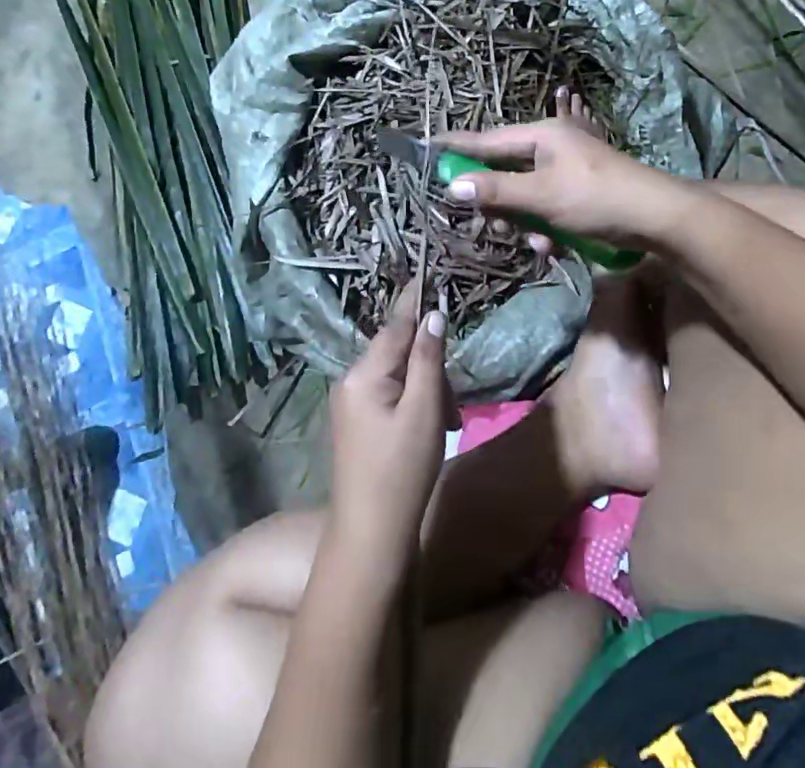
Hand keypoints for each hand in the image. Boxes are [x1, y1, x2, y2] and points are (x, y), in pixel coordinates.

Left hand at [327, 287, 449, 561]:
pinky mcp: (356, 424)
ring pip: (397, 377)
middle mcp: (350, 382)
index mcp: (363, 374)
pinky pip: (389, 397)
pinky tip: (431, 430)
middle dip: (429, 367)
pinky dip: (414, 405)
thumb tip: (432, 315)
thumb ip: (428, 360)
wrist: (372, 533)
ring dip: (426, 390)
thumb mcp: (425, 410)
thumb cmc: (403, 469)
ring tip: (448, 424)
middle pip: (397, 353)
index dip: (414, 302)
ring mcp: (350, 404)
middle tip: (454, 403)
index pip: (394, 326)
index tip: (425, 272)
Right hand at [437, 120, 692, 248]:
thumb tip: (454, 185)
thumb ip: (497, 190)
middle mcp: (549, 149)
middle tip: (491, 226)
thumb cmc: (596, 198)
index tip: (426, 149)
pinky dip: (543, 228)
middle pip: (502, 173)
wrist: (657, 219)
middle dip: (497, 204)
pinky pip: (543, 210)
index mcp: (541, 136)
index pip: (487, 140)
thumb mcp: (541, 195)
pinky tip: (552, 246)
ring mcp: (563, 173)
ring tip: (535, 242)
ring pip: (522, 197)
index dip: (456, 147)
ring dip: (522, 223)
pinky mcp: (574, 196)